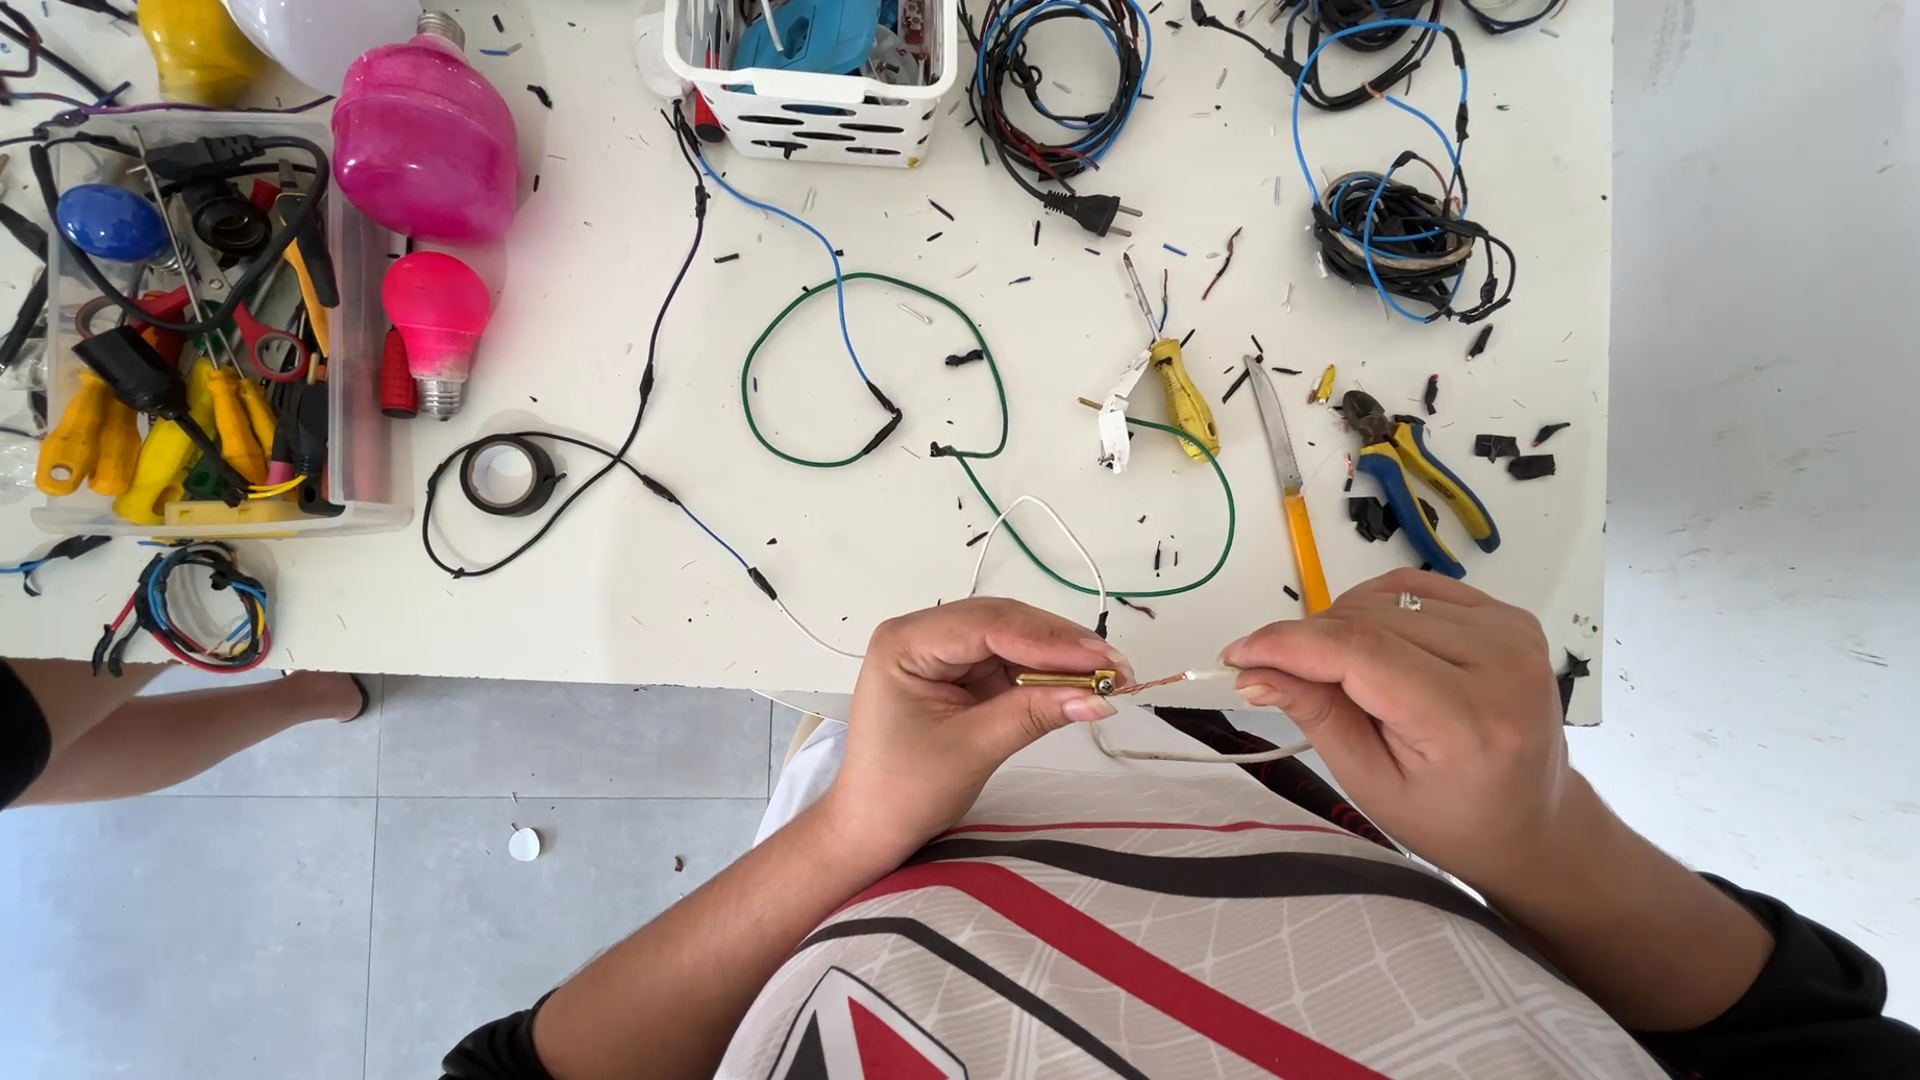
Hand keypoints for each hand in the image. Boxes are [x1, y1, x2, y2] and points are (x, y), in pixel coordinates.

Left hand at [821, 598, 1127, 868]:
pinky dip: (1043, 671)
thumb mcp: (972, 749)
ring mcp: (940, 651)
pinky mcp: (957, 671)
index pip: (986, 625)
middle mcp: (920, 634)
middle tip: (1116, 666)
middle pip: (1000, 623)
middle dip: (1058, 644)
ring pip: (1010, 637)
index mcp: (905, 643)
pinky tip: (1077, 680)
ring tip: (1107, 673)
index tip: (1102, 659)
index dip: (1048, 639)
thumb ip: (1033, 714)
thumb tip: (1100, 697)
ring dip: (1057, 656)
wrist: (873, 827)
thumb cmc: (905, 791)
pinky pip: (1007, 660)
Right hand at [1220, 569, 1588, 894]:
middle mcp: (1502, 663)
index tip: (1235, 654)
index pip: (1361, 651)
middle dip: (1305, 642)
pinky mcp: (1506, 616)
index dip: (1287, 643)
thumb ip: (1314, 714)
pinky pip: (1408, 588)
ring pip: (1380, 599)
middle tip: (1286, 680)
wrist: (1533, 821)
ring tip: (1338, 673)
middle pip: (1365, 620)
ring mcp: (1510, 632)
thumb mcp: (1368, 781)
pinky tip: (1368, 645)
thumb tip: (1252, 672)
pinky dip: (1369, 609)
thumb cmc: (1447, 818)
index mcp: (1470, 721)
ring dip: (1336, 627)